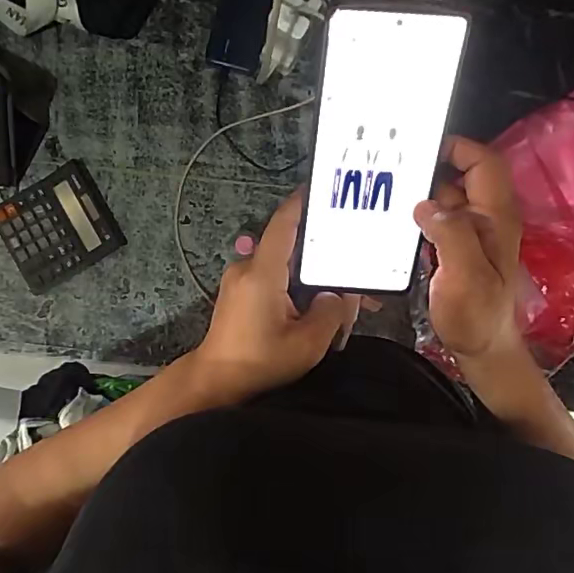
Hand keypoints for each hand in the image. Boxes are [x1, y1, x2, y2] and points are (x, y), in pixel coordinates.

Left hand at [182, 189, 359, 403]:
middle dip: (325, 256)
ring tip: (341, 298)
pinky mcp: (240, 294)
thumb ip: (331, 311)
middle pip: (292, 246)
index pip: (285, 222)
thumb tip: (338, 295)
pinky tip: (317, 306)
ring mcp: (241, 280)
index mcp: (263, 272)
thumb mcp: (308, 342)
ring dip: (312, 278)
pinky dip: (296, 288)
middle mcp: (248, 268)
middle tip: (356, 267)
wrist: (217, 382)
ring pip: (285, 266)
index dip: (306, 202)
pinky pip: (274, 279)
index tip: (328, 189)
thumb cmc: (260, 362)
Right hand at [414, 135, 523, 363]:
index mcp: (494, 218)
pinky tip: (396, 225)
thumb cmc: (476, 314)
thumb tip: (426, 204)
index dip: (458, 147)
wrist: (481, 348)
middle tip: (394, 173)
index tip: (423, 146)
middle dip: (430, 170)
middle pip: (461, 178)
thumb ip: (450, 233)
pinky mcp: (456, 250)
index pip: (483, 163)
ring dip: (421, 195)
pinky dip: (418, 218)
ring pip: (446, 200)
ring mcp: (471, 235)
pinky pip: (437, 222)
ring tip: (387, 196)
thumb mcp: (465, 274)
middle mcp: (485, 220)